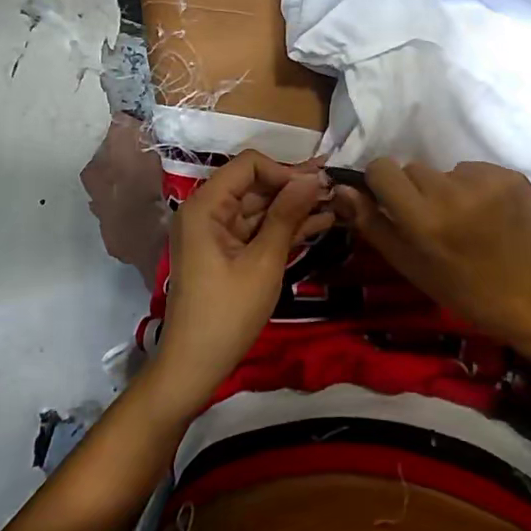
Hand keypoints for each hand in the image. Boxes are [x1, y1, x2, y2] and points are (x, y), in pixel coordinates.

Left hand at [151, 150, 330, 408]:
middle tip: (335, 189)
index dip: (284, 171)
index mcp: (206, 206)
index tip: (317, 186)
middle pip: (254, 185)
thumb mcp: (263, 262)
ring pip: (258, 207)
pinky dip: (282, 227)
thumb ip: (287, 216)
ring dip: (293, 207)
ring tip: (335, 204)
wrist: (194, 365)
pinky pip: (255, 229)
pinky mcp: (224, 251)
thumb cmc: (228, 312)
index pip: (248, 165)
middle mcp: (206, 211)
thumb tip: (312, 179)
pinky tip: (318, 223)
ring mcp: (215, 232)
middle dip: (293, 187)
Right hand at [332, 160, 530, 347]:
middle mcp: (452, 192)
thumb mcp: (410, 266)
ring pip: (443, 170)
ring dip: (444, 189)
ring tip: (464, 221)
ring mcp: (485, 181)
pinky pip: (473, 170)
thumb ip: (372, 224)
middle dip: (414, 190)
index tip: (391, 205)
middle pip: (411, 169)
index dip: (381, 185)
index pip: (382, 169)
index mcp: (424, 220)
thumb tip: (341, 189)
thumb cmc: (465, 291)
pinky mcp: (510, 175)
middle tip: (433, 222)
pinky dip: (473, 188)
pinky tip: (488, 216)